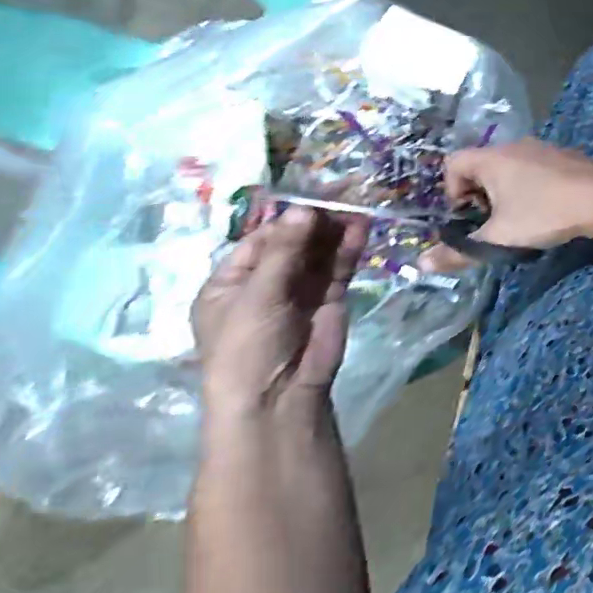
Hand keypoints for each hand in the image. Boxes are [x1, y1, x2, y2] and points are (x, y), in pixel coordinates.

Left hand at [191, 206, 367, 418]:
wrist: (277, 399)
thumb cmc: (247, 347)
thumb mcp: (257, 296)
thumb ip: (284, 251)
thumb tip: (303, 208)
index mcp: (230, 284)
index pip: (260, 240)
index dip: (286, 218)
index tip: (312, 195)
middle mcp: (264, 284)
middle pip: (293, 242)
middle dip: (316, 220)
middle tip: (343, 193)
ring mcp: (298, 292)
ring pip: (318, 253)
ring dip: (336, 230)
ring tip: (358, 205)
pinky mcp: (328, 301)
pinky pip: (337, 268)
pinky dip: (349, 248)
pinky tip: (362, 228)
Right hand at [442, 139, 592, 249]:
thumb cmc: (543, 214)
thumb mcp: (498, 238)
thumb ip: (459, 252)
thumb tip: (421, 266)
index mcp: (492, 158)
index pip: (453, 163)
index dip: (450, 190)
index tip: (466, 216)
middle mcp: (514, 145)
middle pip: (481, 164)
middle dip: (478, 193)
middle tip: (491, 221)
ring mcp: (541, 147)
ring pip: (509, 165)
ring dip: (504, 190)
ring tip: (518, 217)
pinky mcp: (563, 155)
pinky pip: (534, 166)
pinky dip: (529, 184)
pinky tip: (545, 207)